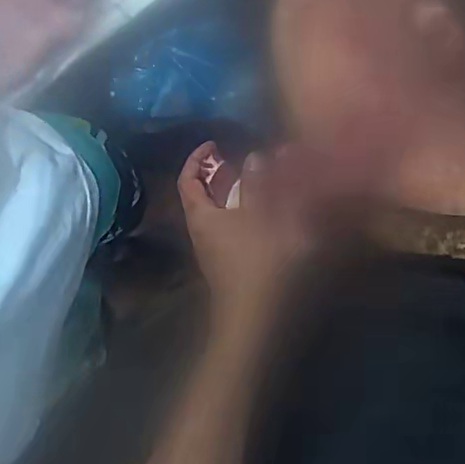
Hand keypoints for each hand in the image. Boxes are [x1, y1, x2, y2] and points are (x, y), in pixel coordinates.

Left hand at [177, 142, 320, 323]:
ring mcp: (220, 252)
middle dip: (224, 174)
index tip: (214, 143)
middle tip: (247, 157)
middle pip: (206, 197)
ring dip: (241, 192)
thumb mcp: (267, 215)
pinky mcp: (236, 265)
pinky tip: (276, 210)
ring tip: (268, 178)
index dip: (197, 160)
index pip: (189, 182)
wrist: (262, 320)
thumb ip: (263, 184)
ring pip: (223, 213)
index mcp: (204, 218)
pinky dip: (251, 211)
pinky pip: (238, 227)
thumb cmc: (262, 261)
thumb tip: (256, 157)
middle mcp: (205, 233)